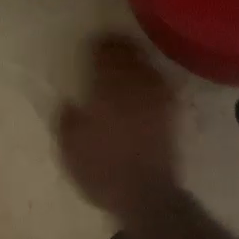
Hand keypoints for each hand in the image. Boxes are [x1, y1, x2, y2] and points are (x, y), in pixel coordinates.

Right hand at [57, 35, 178, 218]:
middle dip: (119, 47)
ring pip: (148, 68)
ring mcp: (157, 101)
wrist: (145, 196)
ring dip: (138, 58)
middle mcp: (134, 89)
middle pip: (130, 56)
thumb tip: (69, 101)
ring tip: (128, 56)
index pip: (104, 57)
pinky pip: (162, 86)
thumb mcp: (69, 147)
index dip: (98, 46)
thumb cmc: (101, 171)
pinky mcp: (171, 115)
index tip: (91, 42)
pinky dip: (154, 77)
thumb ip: (67, 118)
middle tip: (109, 44)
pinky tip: (148, 80)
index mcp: (106, 92)